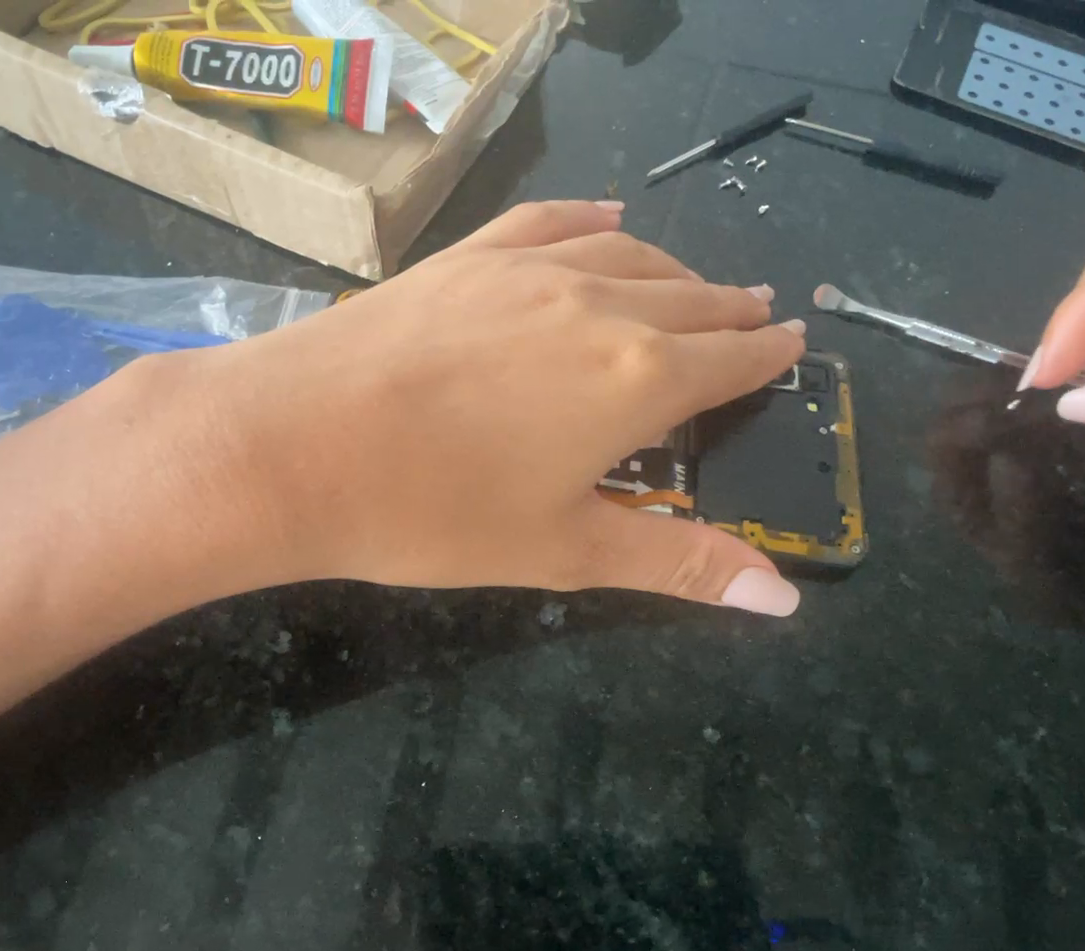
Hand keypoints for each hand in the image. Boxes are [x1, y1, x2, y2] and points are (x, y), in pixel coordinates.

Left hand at [139, 201, 808, 614]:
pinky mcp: (468, 256)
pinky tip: (609, 218)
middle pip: (689, 300)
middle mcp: (598, 306)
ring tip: (698, 283)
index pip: (727, 361)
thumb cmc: (433, 515)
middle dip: (731, 312)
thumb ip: (678, 563)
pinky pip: (551, 222)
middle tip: (757, 315)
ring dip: (676, 271)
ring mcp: (528, 270)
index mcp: (635, 380)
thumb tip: (783, 598)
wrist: (292, 446)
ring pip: (629, 256)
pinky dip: (593, 221)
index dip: (766, 356)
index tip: (792, 343)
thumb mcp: (565, 550)